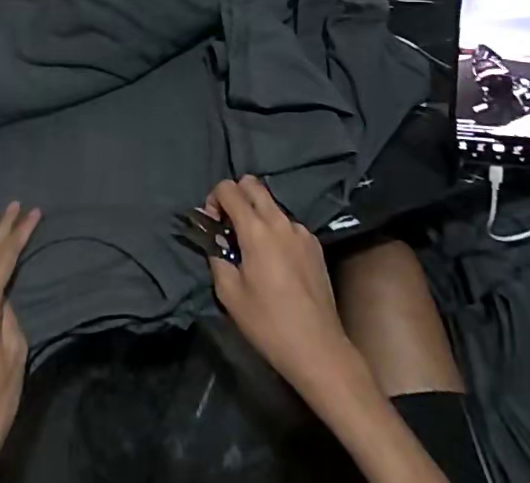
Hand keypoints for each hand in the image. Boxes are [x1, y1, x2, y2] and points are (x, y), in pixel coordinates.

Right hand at [203, 176, 360, 396]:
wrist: (316, 345)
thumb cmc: (267, 322)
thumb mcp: (229, 294)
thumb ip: (218, 257)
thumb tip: (216, 239)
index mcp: (257, 229)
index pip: (229, 189)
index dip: (214, 199)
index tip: (213, 224)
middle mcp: (281, 221)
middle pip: (253, 184)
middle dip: (236, 196)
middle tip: (228, 228)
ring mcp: (301, 230)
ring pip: (272, 205)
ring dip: (256, 214)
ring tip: (252, 249)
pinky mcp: (314, 243)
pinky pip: (288, 224)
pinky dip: (275, 231)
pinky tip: (276, 262)